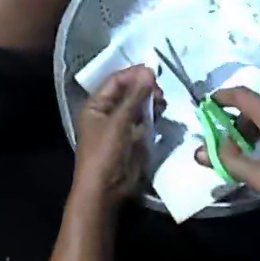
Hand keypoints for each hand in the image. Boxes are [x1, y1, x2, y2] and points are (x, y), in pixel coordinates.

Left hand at [71, 65, 158, 207]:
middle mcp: (107, 112)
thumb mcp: (119, 122)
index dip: (133, 74)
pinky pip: (143, 120)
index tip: (154, 72)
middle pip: (127, 91)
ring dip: (150, 100)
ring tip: (163, 101)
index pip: (115, 81)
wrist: (106, 189)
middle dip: (144, 88)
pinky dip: (152, 114)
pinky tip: (162, 112)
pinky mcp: (132, 138)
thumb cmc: (105, 153)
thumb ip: (135, 96)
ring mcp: (120, 125)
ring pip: (137, 105)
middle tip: (161, 91)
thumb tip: (149, 71)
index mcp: (95, 105)